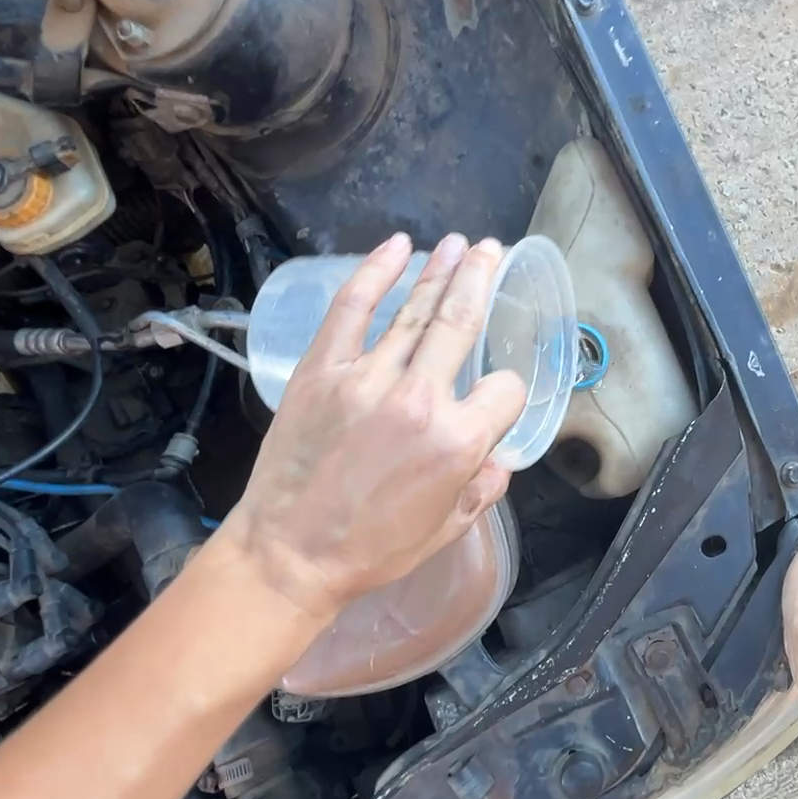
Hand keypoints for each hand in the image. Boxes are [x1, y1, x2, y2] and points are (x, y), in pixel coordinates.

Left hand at [210, 233, 525, 618]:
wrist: (289, 554)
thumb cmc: (374, 549)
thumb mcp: (447, 528)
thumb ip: (485, 487)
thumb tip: (497, 457)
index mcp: (457, 442)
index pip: (506, 390)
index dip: (508, 392)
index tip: (494, 397)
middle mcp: (419, 399)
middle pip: (462, 322)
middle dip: (482, 280)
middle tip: (493, 250)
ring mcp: (366, 378)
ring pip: (414, 311)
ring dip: (441, 270)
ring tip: (461, 244)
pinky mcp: (322, 369)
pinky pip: (352, 308)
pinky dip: (376, 273)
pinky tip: (399, 247)